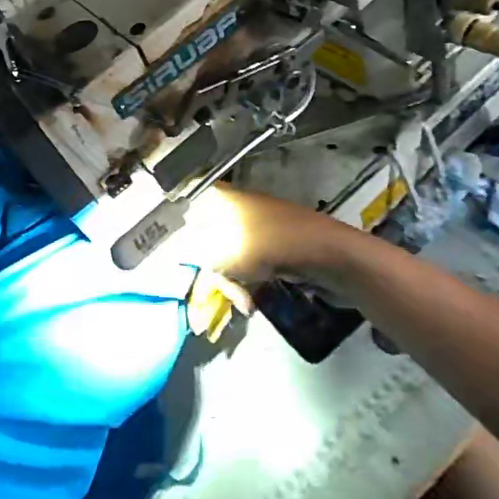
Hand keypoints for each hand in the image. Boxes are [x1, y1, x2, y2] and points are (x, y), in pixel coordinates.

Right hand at [159, 184, 350, 283]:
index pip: (187, 203)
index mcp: (221, 197)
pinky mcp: (276, 245)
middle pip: (206, 236)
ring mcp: (259, 226)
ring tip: (241, 301)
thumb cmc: (266, 246)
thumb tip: (178, 254)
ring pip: (228, 254)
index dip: (176, 225)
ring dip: (230, 281)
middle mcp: (238, 206)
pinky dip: (248, 282)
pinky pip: (249, 264)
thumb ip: (191, 254)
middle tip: (214, 286)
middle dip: (208, 267)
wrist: (326, 255)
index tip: (171, 252)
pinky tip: (252, 301)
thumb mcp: (218, 253)